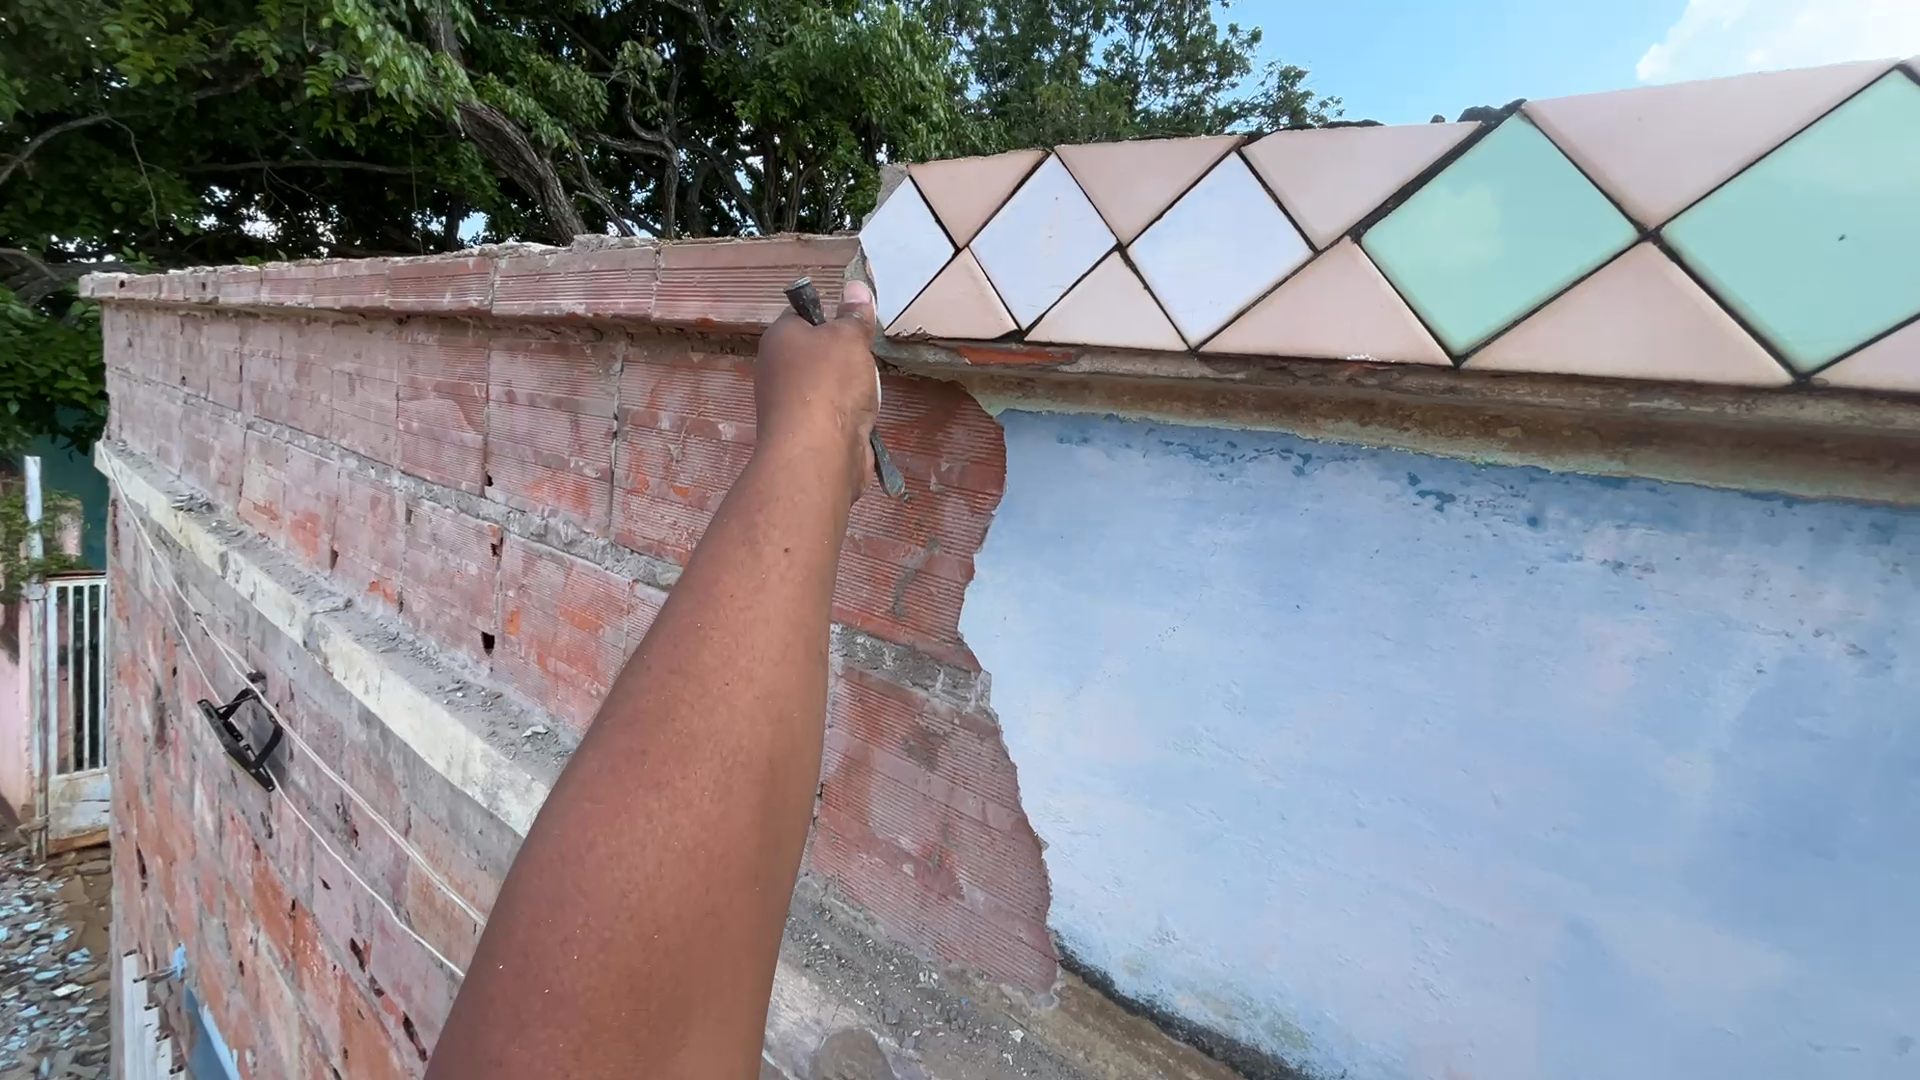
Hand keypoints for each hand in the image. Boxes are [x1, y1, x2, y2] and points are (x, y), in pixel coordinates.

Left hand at [753, 280, 879, 498]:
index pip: (803, 314)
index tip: (856, 324)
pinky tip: (862, 421)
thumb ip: (854, 316)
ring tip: (867, 394)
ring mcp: (788, 405)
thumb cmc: (829, 383)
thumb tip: (855, 287)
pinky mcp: (804, 434)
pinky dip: (848, 418)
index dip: (831, 315)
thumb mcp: (849, 338)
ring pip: (827, 387)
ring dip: (850, 392)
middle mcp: (777, 369)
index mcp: (780, 338)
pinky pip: (832, 417)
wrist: (818, 453)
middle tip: (865, 361)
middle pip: (818, 353)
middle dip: (846, 359)